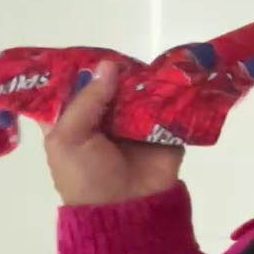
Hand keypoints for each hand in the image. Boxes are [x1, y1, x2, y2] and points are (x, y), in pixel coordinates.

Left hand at [41, 60, 184, 206]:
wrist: (128, 205)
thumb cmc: (86, 175)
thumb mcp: (68, 139)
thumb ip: (87, 101)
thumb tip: (110, 65)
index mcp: (76, 118)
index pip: (77, 86)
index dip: (83, 68)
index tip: (93, 48)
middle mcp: (108, 115)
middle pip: (116, 84)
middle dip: (124, 70)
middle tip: (133, 54)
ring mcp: (140, 120)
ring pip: (146, 91)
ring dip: (154, 79)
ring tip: (163, 63)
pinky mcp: (169, 127)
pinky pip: (174, 106)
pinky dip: (180, 94)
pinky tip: (185, 78)